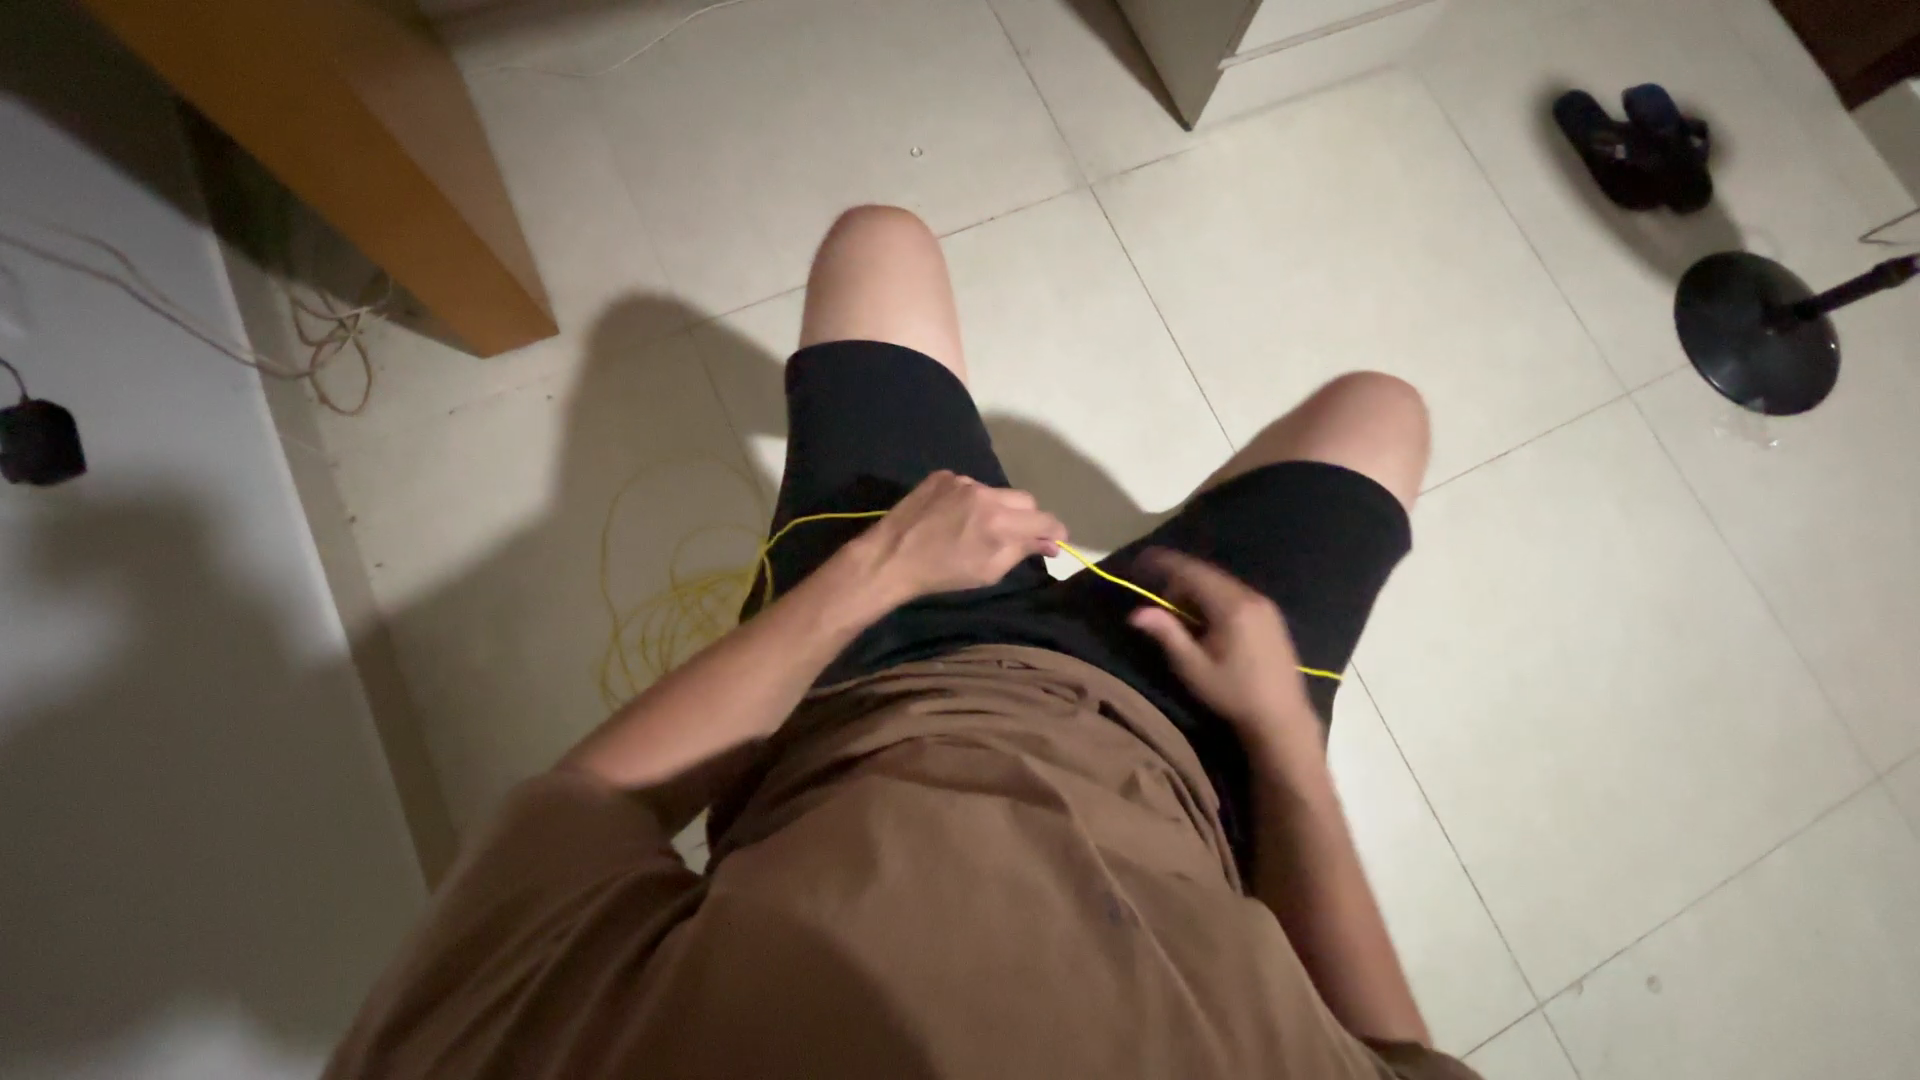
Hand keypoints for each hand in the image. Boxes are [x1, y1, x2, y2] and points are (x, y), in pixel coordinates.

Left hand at [856, 471, 1066, 603]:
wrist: (891, 557)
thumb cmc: (942, 574)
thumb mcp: (988, 571)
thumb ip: (1023, 551)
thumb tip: (1051, 543)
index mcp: (998, 521)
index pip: (1043, 519)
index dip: (1055, 530)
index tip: (1057, 539)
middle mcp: (984, 493)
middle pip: (1024, 500)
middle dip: (1027, 518)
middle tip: (1017, 536)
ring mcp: (961, 480)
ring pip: (995, 492)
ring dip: (995, 508)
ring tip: (974, 528)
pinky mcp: (942, 476)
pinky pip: (969, 486)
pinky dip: (969, 500)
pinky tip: (953, 517)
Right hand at [1128, 549, 1318, 750]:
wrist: (1281, 717)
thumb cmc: (1233, 694)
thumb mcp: (1193, 667)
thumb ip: (1167, 634)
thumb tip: (1136, 613)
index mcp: (1231, 607)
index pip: (1191, 572)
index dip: (1164, 563)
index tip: (1141, 561)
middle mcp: (1251, 597)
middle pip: (1207, 574)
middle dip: (1178, 580)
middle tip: (1158, 602)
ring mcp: (1265, 605)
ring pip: (1221, 583)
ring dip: (1196, 590)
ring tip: (1179, 614)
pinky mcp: (1271, 615)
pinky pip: (1235, 593)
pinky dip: (1213, 597)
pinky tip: (1206, 621)